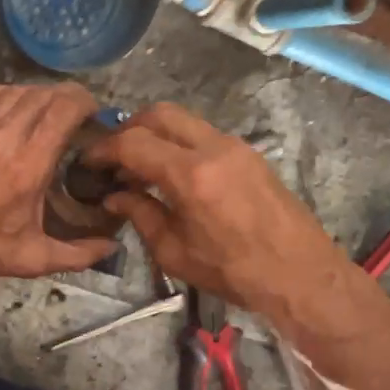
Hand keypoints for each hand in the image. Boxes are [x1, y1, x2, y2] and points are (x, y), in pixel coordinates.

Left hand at [0, 85, 117, 278]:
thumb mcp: (33, 258)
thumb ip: (78, 254)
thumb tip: (112, 248)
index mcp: (29, 163)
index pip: (65, 108)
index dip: (85, 102)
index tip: (91, 115)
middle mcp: (5, 135)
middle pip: (45, 94)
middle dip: (65, 99)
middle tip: (72, 116)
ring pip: (16, 91)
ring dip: (36, 97)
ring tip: (43, 114)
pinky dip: (4, 94)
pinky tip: (10, 108)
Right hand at [83, 103, 356, 316]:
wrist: (301, 275)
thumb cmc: (233, 271)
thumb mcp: (173, 251)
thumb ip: (140, 215)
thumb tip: (115, 197)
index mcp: (191, 176)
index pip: (133, 143)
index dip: (104, 150)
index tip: (87, 162)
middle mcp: (213, 148)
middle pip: (159, 114)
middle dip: (128, 129)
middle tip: (111, 156)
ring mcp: (235, 147)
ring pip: (182, 120)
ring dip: (154, 134)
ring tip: (137, 166)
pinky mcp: (248, 154)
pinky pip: (202, 135)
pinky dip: (177, 143)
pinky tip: (169, 174)